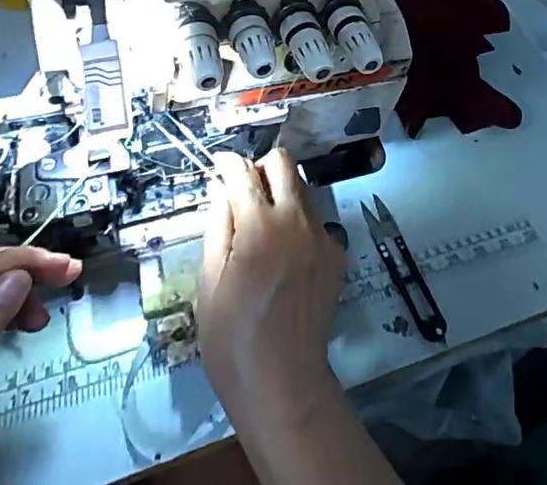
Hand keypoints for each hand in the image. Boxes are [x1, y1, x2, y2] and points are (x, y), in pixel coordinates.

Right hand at [197, 150, 346, 432]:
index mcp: (259, 226)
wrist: (283, 383)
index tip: (218, 167)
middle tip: (242, 194)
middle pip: (283, 163)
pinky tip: (284, 256)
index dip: (226, 163)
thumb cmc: (233, 339)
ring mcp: (322, 236)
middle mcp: (297, 220)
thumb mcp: (210, 281)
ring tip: (262, 228)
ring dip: (280, 194)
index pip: (242, 171)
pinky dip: (297, 223)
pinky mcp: (336, 254)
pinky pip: (315, 221)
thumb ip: (217, 225)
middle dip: (259, 168)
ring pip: (302, 189)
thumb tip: (220, 186)